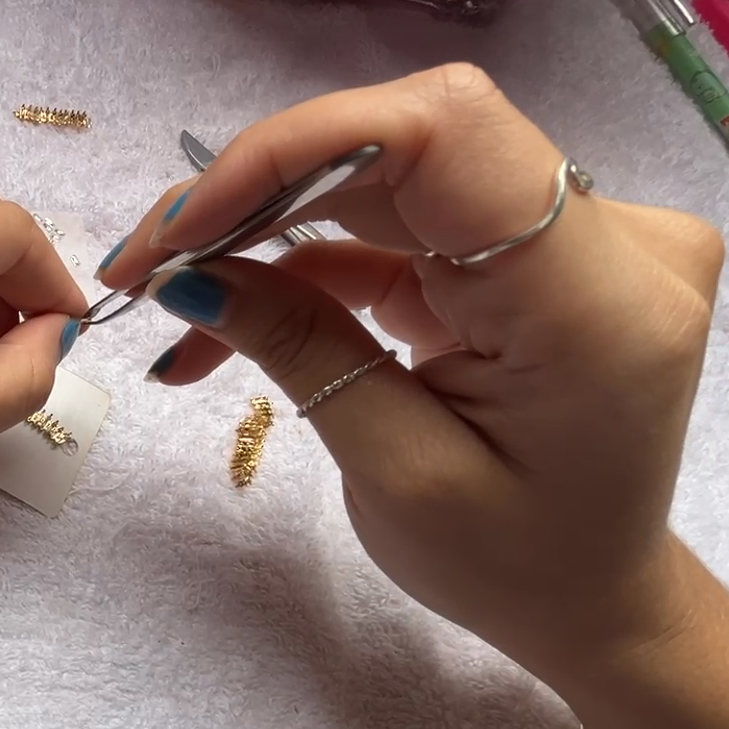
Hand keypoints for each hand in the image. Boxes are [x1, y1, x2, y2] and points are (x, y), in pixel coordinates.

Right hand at [98, 65, 724, 680]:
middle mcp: (591, 233)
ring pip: (364, 183)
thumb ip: (300, 351)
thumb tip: (187, 275)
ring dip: (247, 233)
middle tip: (137, 265)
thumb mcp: (392, 469)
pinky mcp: (494, 258)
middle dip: (244, 196)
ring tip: (159, 295)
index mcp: (592, 293)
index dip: (290, 151)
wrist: (583, 594)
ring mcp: (544, 238)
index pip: (439, 133)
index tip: (178, 229)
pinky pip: (368, 236)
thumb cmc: (506, 562)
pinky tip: (215, 324)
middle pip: (387, 147)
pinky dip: (280, 272)